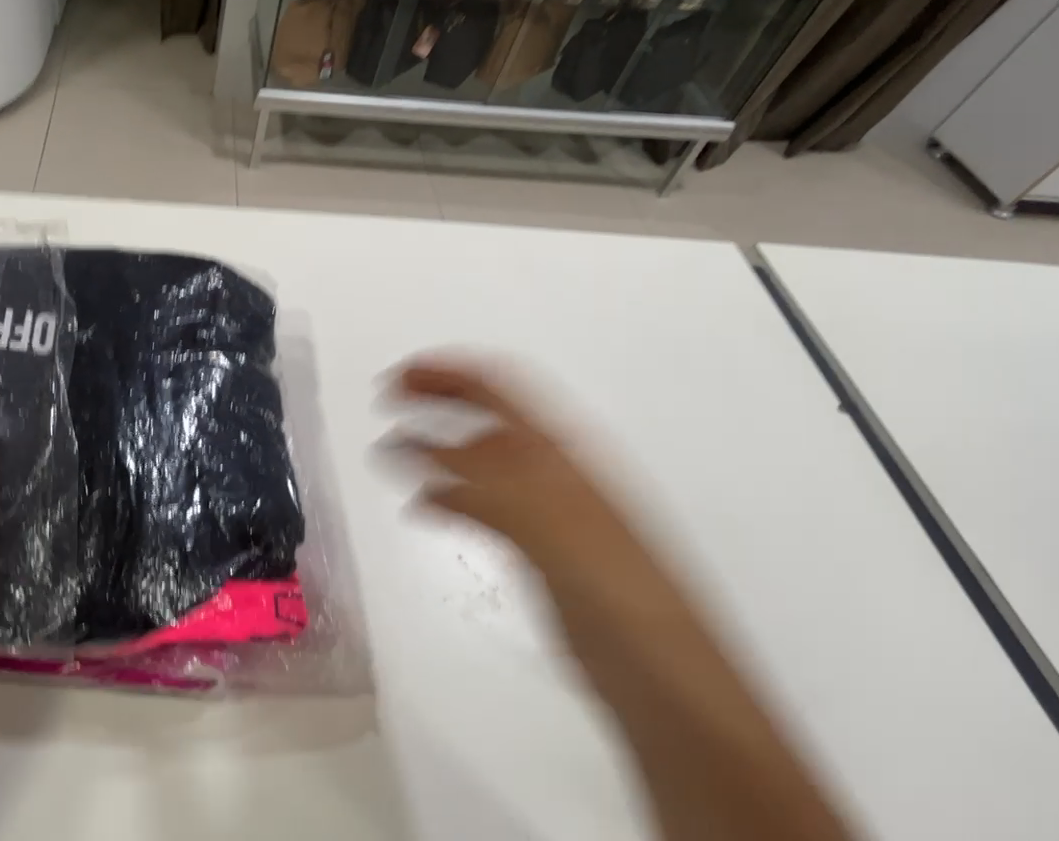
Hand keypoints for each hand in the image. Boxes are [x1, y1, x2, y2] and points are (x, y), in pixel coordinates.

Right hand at [388, 360, 668, 601]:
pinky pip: (482, 507)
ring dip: (436, 446)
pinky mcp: (541, 553)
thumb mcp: (555, 534)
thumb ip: (489, 488)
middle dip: (439, 398)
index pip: (502, 391)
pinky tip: (424, 506)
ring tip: (394, 448)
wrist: (669, 685)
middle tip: (389, 397)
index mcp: (562, 459)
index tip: (401, 377)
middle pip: (489, 418)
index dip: (450, 374)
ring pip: (483, 461)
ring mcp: (549, 515)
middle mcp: (555, 475)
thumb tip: (420, 452)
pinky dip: (446, 496)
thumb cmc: (620, 601)